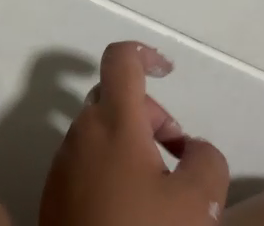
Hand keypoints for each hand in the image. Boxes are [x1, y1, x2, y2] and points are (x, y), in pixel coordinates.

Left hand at [40, 40, 229, 225]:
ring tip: (164, 191)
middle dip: (151, 115)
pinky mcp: (57, 190)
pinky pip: (89, 160)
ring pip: (103, 131)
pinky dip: (115, 167)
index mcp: (112, 121)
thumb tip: (192, 146)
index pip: (120, 59)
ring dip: (135, 145)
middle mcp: (81, 131)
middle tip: (179, 155)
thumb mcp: (200, 202)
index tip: (168, 71)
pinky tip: (137, 210)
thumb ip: (206, 160)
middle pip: (114, 97)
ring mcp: (64, 160)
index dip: (145, 54)